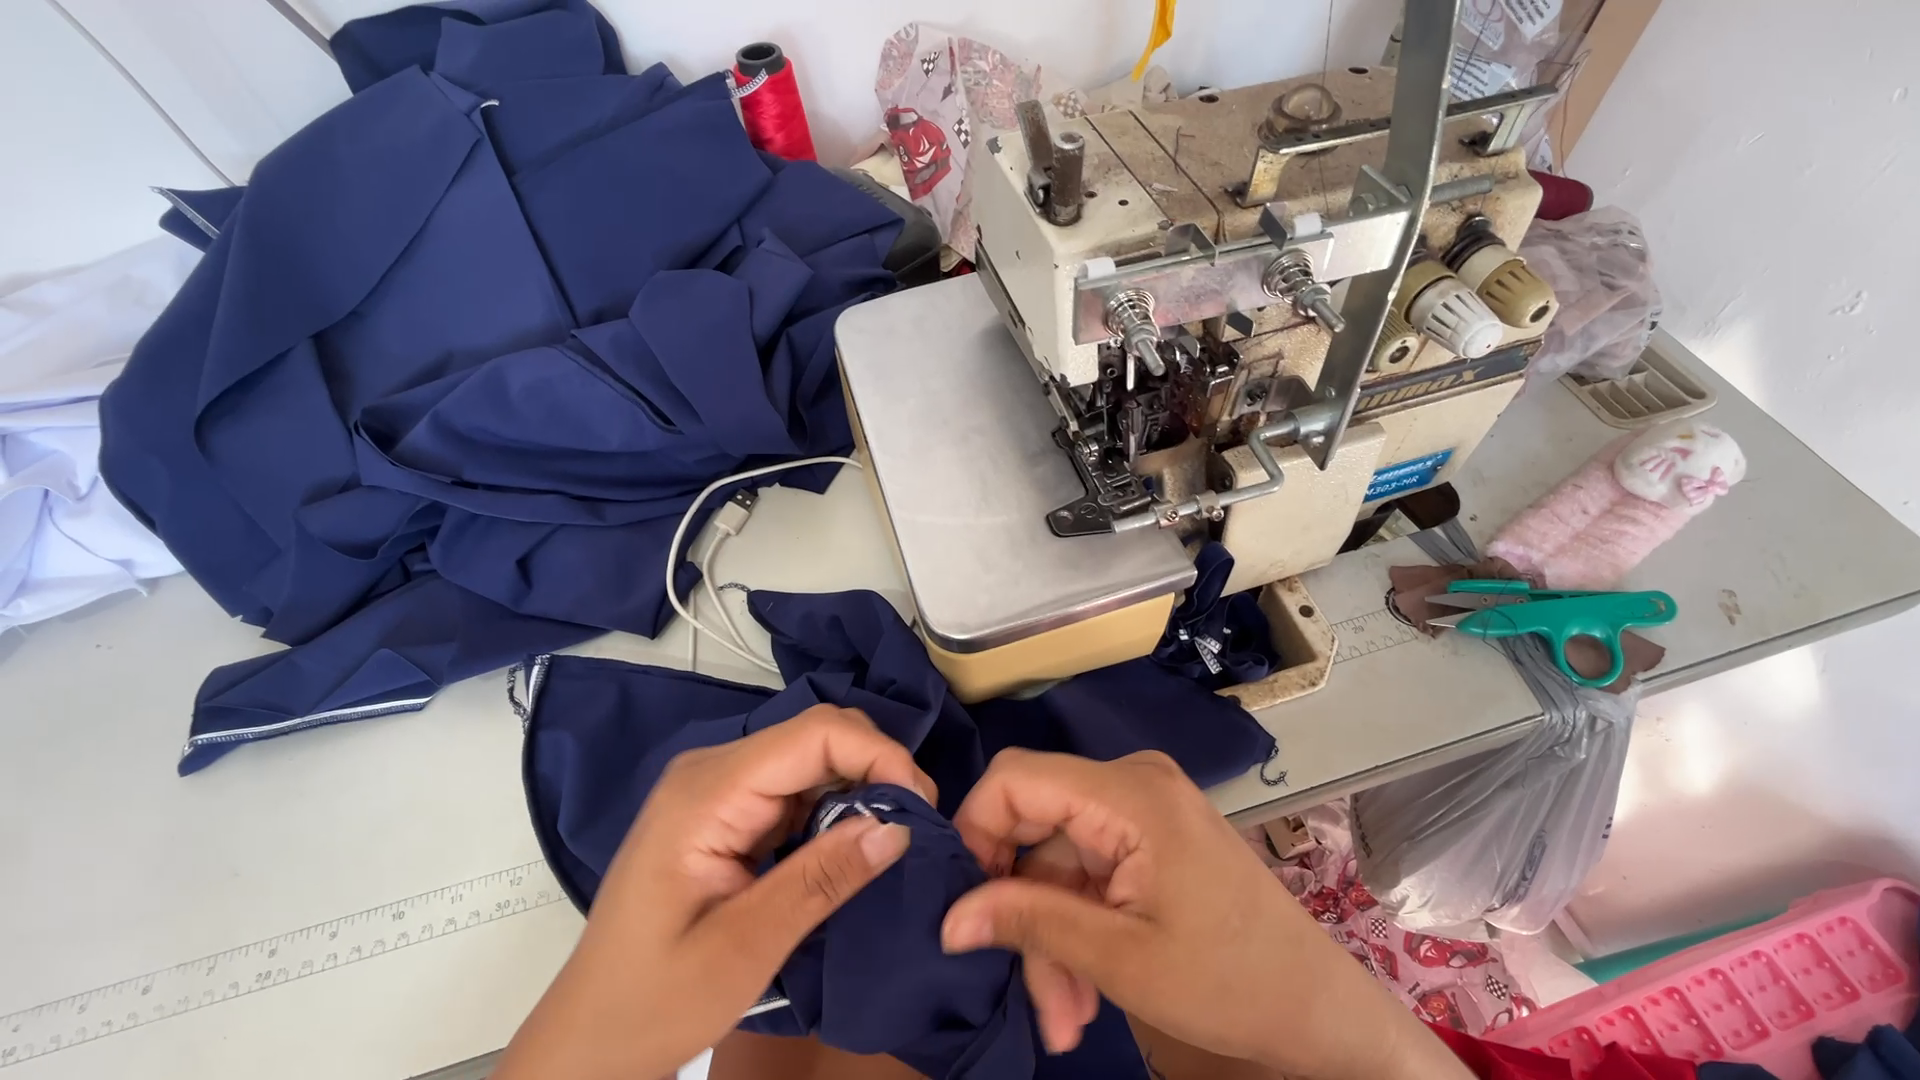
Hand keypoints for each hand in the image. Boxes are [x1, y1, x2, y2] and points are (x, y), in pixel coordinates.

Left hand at [495, 705, 936, 1079]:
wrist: (591, 1040)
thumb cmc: (654, 1001)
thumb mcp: (745, 947)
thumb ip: (822, 878)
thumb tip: (899, 826)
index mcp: (708, 791)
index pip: (814, 733)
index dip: (878, 755)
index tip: (921, 807)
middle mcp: (713, 771)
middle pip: (815, 736)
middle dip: (876, 768)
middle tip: (917, 826)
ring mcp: (718, 790)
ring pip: (812, 759)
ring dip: (861, 789)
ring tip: (895, 838)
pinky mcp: (727, 813)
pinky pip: (796, 790)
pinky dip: (836, 809)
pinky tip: (854, 845)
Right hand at [939, 750, 1470, 1079]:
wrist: (1319, 1010)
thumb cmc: (1229, 981)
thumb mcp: (1119, 959)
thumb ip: (1028, 922)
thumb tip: (948, 919)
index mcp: (1128, 793)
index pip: (1016, 778)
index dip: (976, 830)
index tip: (963, 902)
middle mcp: (1132, 783)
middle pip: (1035, 826)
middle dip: (1020, 907)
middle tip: (1014, 983)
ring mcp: (1143, 811)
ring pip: (1057, 862)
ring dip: (1051, 937)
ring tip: (1063, 1019)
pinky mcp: (1150, 839)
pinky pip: (1088, 872)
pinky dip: (1078, 927)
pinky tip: (1082, 996)